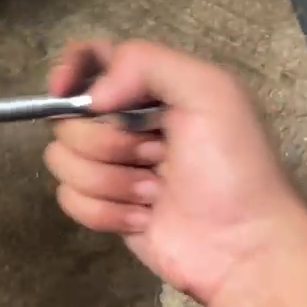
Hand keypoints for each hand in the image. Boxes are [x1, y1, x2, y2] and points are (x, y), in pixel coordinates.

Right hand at [43, 40, 306, 306]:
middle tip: (156, 156)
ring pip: (61, 159)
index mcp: (149, 90)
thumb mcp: (211, 93)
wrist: (245, 248)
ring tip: (154, 193)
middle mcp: (124, 124)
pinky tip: (142, 218)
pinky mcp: (103, 207)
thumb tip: (90, 97)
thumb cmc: (235, 168)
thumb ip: (146, 63)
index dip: (68, 70)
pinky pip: (68, 198)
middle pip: (66, 118)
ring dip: (109, 180)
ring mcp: (110, 167)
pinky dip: (104, 211)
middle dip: (107, 142)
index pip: (89, 58)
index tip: (65, 92)